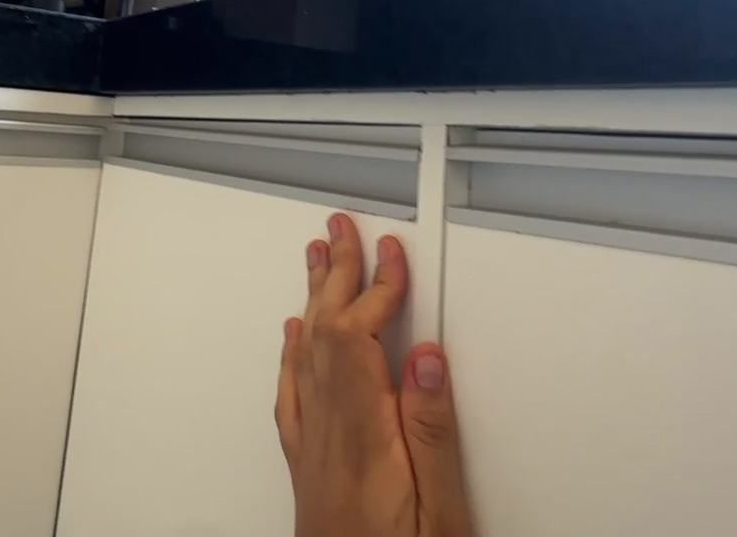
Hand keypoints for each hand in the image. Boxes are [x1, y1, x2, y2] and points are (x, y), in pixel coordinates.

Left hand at [275, 213, 472, 536]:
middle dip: (335, 273)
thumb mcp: (443, 516)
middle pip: (325, 335)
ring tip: (316, 257)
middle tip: (341, 229)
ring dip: (312, 298)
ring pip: (304, 355)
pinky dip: (294, 352)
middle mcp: (328, 437)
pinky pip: (292, 393)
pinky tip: (293, 332)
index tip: (392, 251)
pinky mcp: (309, 467)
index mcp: (364, 441)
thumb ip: (432, 432)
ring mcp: (313, 451)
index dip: (376, 287)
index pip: (359, 340)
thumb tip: (424, 355)